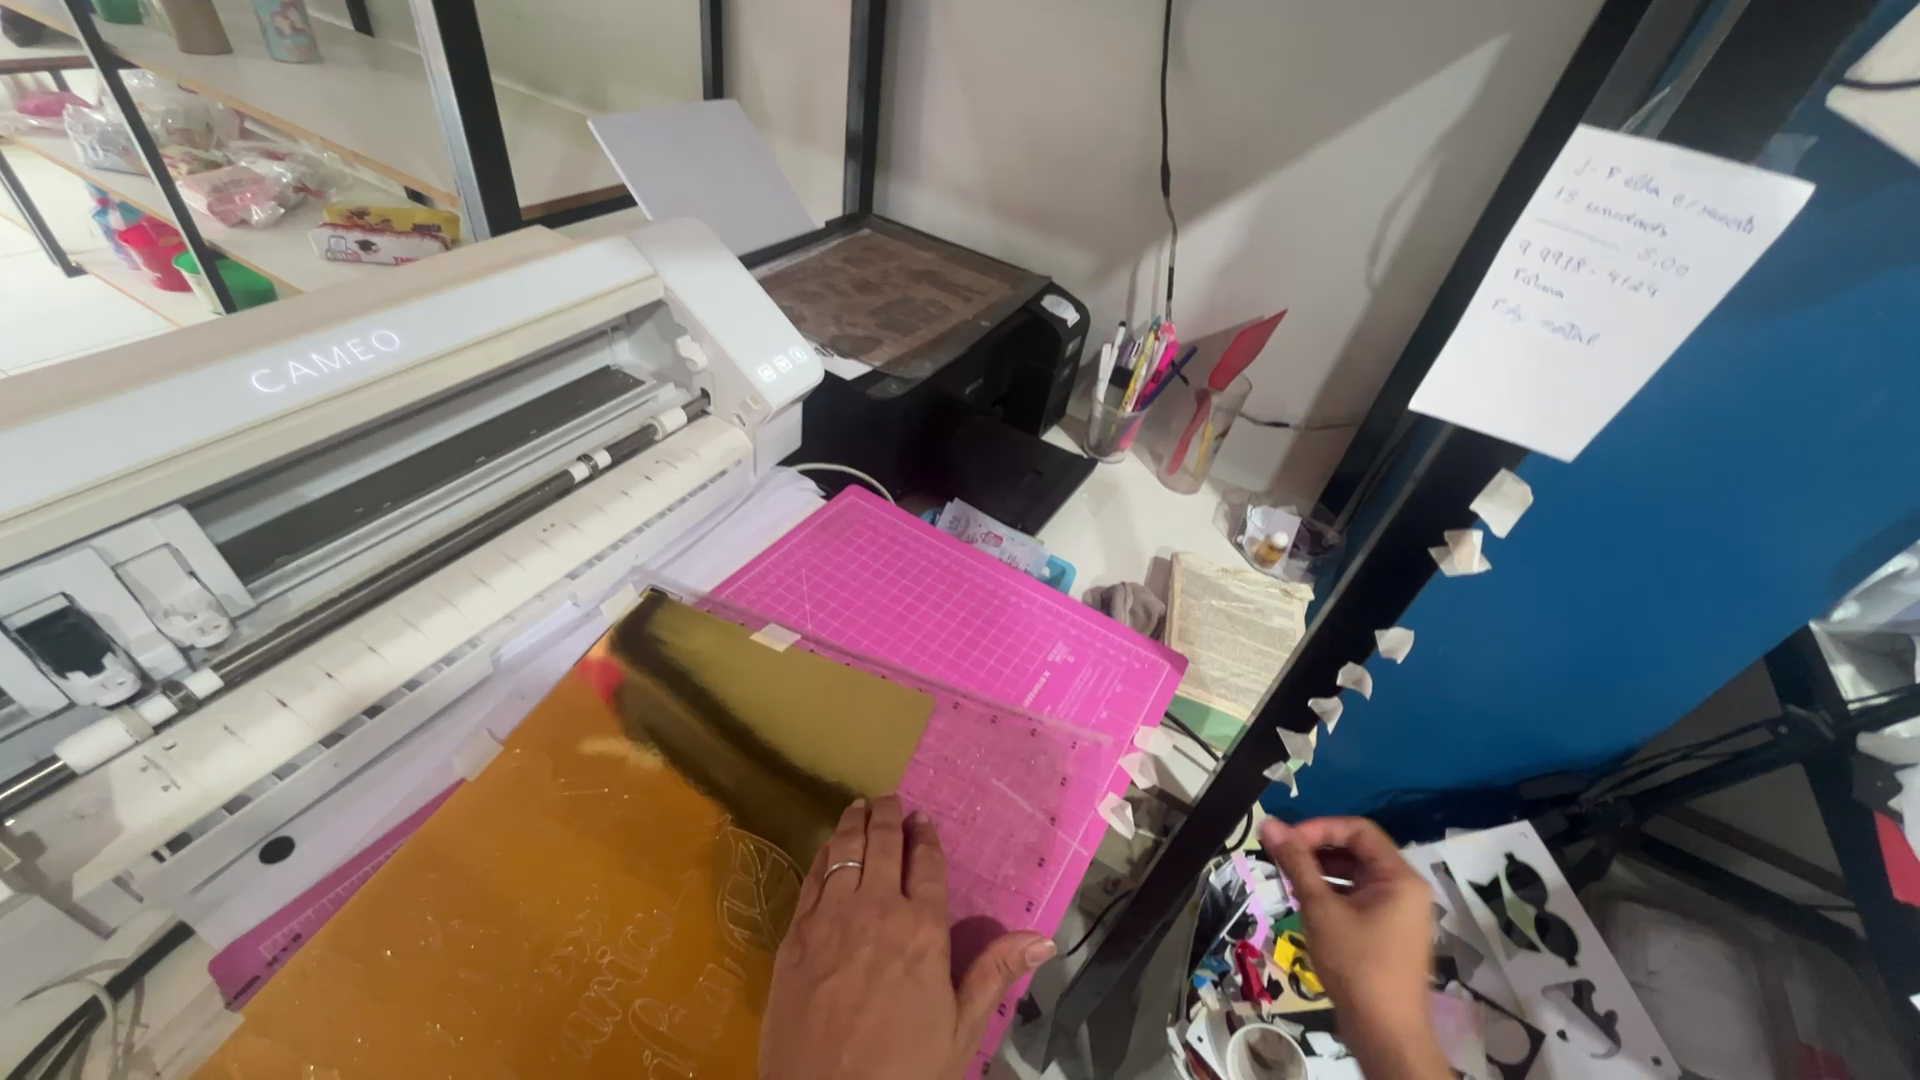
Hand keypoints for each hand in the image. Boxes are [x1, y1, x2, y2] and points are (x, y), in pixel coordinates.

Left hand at [761, 796, 1057, 1079]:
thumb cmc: (903, 1070)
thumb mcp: (960, 1029)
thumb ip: (994, 973)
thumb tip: (1043, 937)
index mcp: (923, 928)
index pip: (926, 864)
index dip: (925, 836)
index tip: (922, 818)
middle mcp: (877, 909)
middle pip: (883, 845)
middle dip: (887, 816)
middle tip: (889, 799)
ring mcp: (831, 918)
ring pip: (845, 852)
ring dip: (854, 823)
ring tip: (859, 806)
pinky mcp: (796, 934)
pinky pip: (812, 878)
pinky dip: (823, 854)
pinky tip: (828, 846)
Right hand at [1259, 817, 1448, 1079]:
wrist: (1385, 1034)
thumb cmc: (1356, 965)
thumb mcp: (1320, 908)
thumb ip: (1295, 862)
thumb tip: (1268, 824)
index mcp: (1399, 877)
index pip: (1357, 830)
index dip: (1318, 828)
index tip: (1284, 840)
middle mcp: (1404, 887)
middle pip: (1356, 849)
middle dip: (1315, 848)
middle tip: (1279, 856)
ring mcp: (1397, 910)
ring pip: (1353, 872)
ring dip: (1318, 869)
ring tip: (1285, 876)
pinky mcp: (1386, 929)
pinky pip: (1355, 894)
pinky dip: (1329, 890)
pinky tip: (1303, 899)